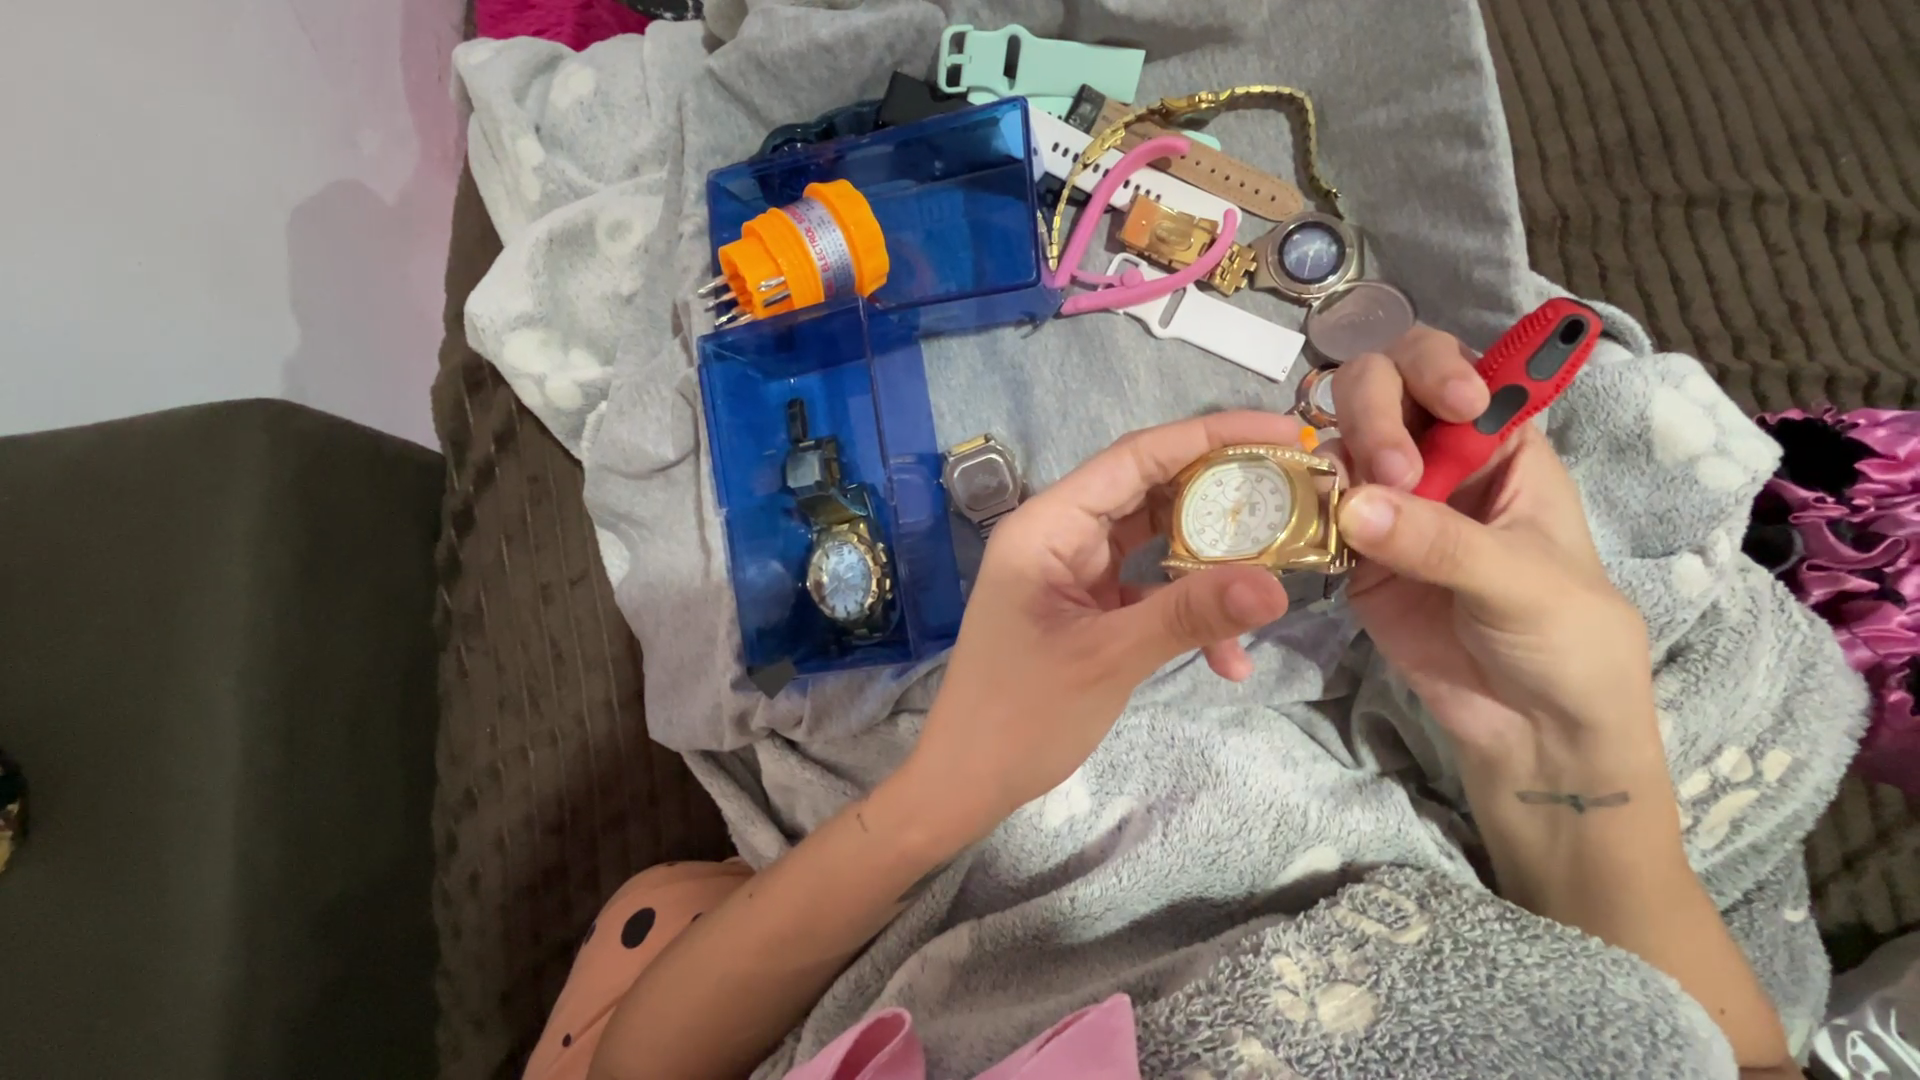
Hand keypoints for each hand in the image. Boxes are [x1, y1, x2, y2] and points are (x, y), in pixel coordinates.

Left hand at [900, 411, 1295, 836]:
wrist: (967, 778)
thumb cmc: (1021, 715)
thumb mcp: (1109, 658)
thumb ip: (1189, 614)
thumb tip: (1278, 586)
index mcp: (1048, 525)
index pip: (1136, 456)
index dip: (1211, 436)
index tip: (1284, 432)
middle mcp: (1058, 534)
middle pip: (1150, 490)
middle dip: (1222, 497)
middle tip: (1297, 495)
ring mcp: (1070, 570)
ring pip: (1153, 542)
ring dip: (1209, 564)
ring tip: (1275, 575)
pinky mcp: (1083, 605)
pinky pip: (1144, 588)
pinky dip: (1183, 612)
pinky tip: (1227, 659)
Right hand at [1322, 326, 1662, 781]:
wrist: (1528, 728)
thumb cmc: (1564, 642)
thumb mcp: (1525, 584)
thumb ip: (1445, 543)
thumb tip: (1352, 506)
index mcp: (1504, 449)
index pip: (1464, 374)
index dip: (1442, 370)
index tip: (1451, 408)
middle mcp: (1440, 462)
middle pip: (1386, 390)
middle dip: (1377, 412)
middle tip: (1389, 473)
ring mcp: (1389, 505)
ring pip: (1340, 445)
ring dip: (1336, 459)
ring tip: (1347, 513)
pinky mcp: (1351, 552)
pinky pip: (1314, 512)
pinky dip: (1302, 510)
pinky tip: (1306, 527)